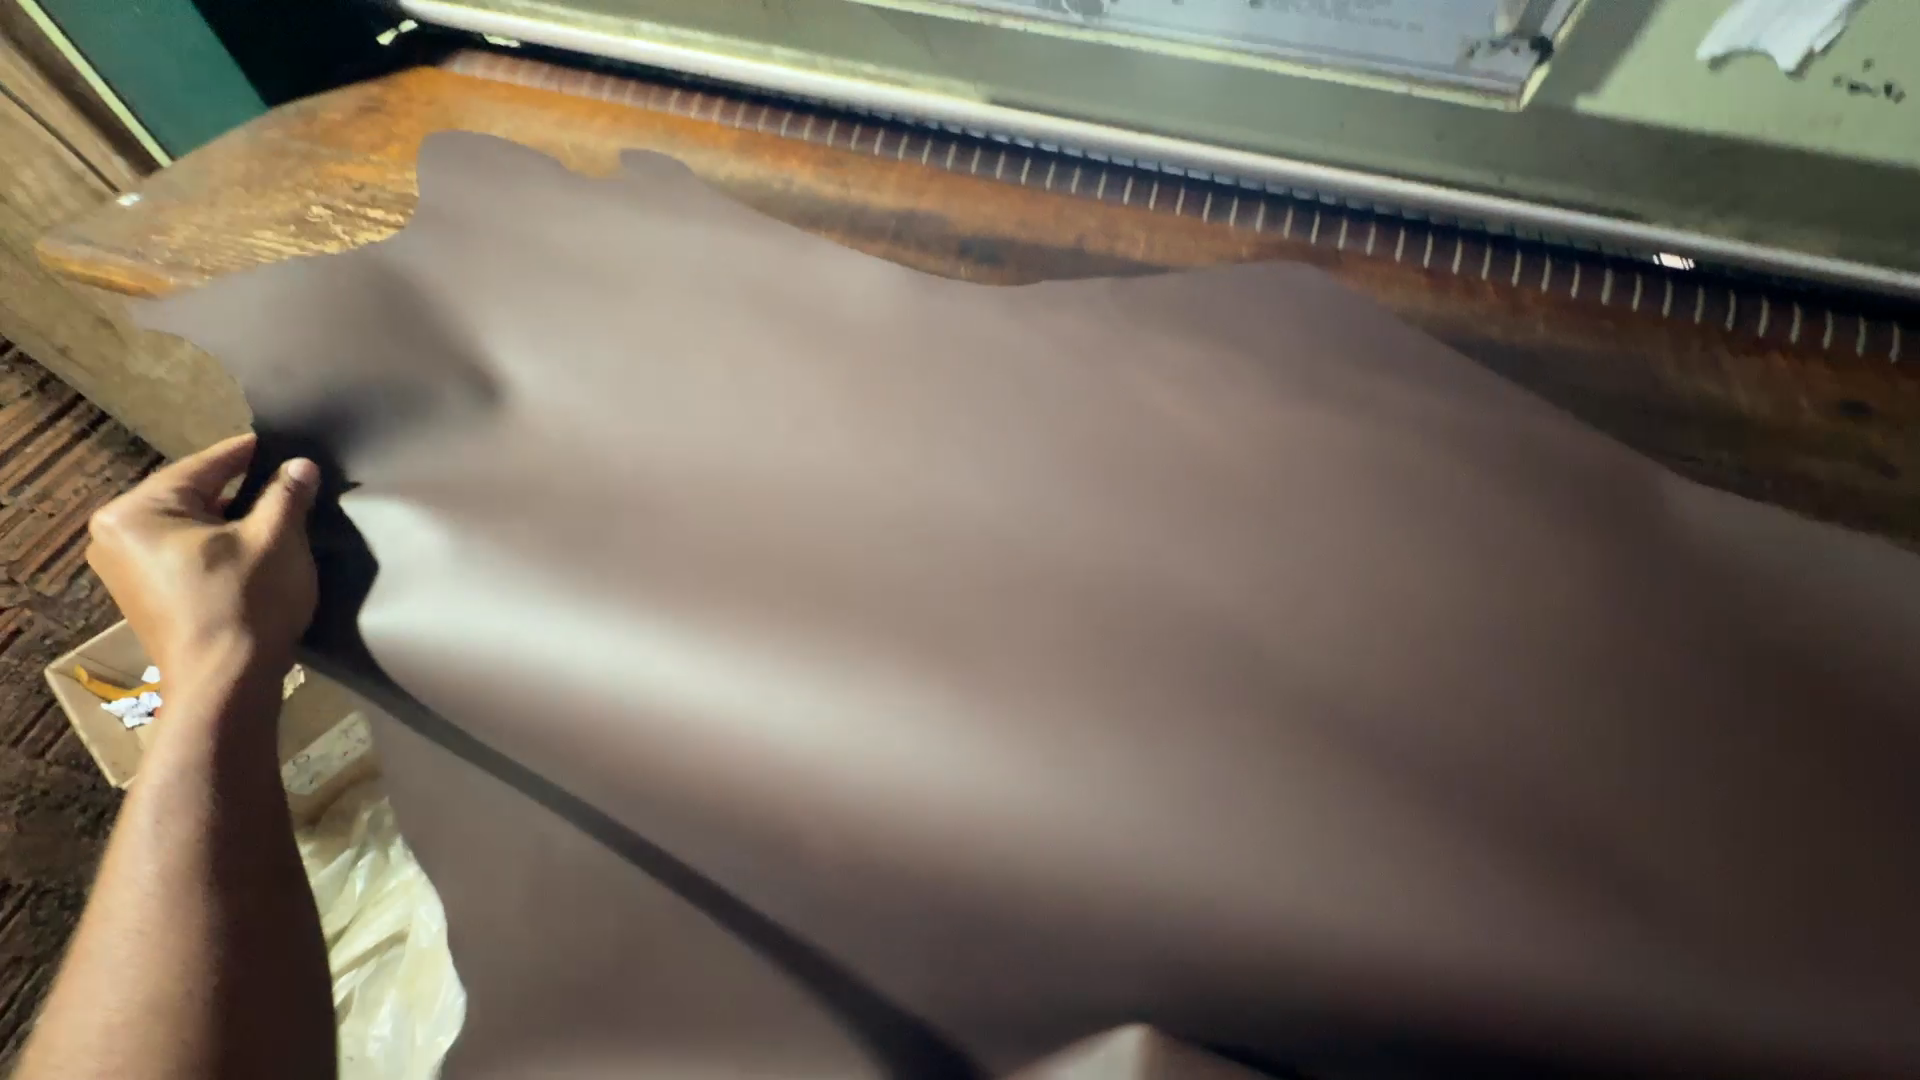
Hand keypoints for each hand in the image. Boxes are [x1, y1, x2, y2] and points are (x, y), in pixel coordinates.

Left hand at [86, 433, 319, 687]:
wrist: (225, 676)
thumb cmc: (247, 599)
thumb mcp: (276, 539)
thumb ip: (286, 495)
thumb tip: (301, 465)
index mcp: (137, 512)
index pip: (201, 468)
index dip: (246, 454)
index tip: (278, 442)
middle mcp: (116, 534)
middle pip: (193, 497)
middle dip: (240, 490)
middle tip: (285, 480)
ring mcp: (123, 567)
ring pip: (190, 526)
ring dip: (232, 519)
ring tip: (276, 513)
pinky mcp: (143, 592)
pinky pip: (185, 551)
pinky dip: (219, 544)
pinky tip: (252, 548)